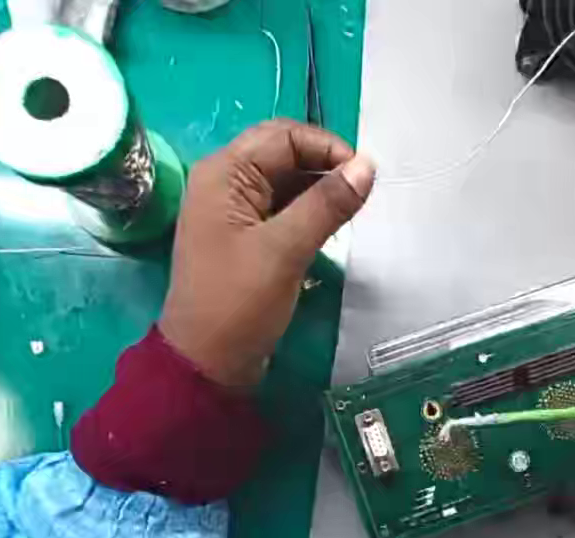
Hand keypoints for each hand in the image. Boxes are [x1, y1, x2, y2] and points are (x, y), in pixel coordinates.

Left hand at [159, 120, 375, 387]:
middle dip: (324, 170)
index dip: (327, 148)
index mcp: (225, 174)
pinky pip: (279, 217)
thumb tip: (366, 167)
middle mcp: (225, 185)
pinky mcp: (244, 245)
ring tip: (350, 216)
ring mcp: (233, 217)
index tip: (365, 176)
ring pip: (283, 188)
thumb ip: (326, 205)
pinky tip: (328, 234)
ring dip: (317, 196)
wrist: (208, 363)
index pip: (284, 136)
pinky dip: (306, 220)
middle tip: (361, 197)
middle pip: (282, 158)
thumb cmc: (240, 304)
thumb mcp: (285, 250)